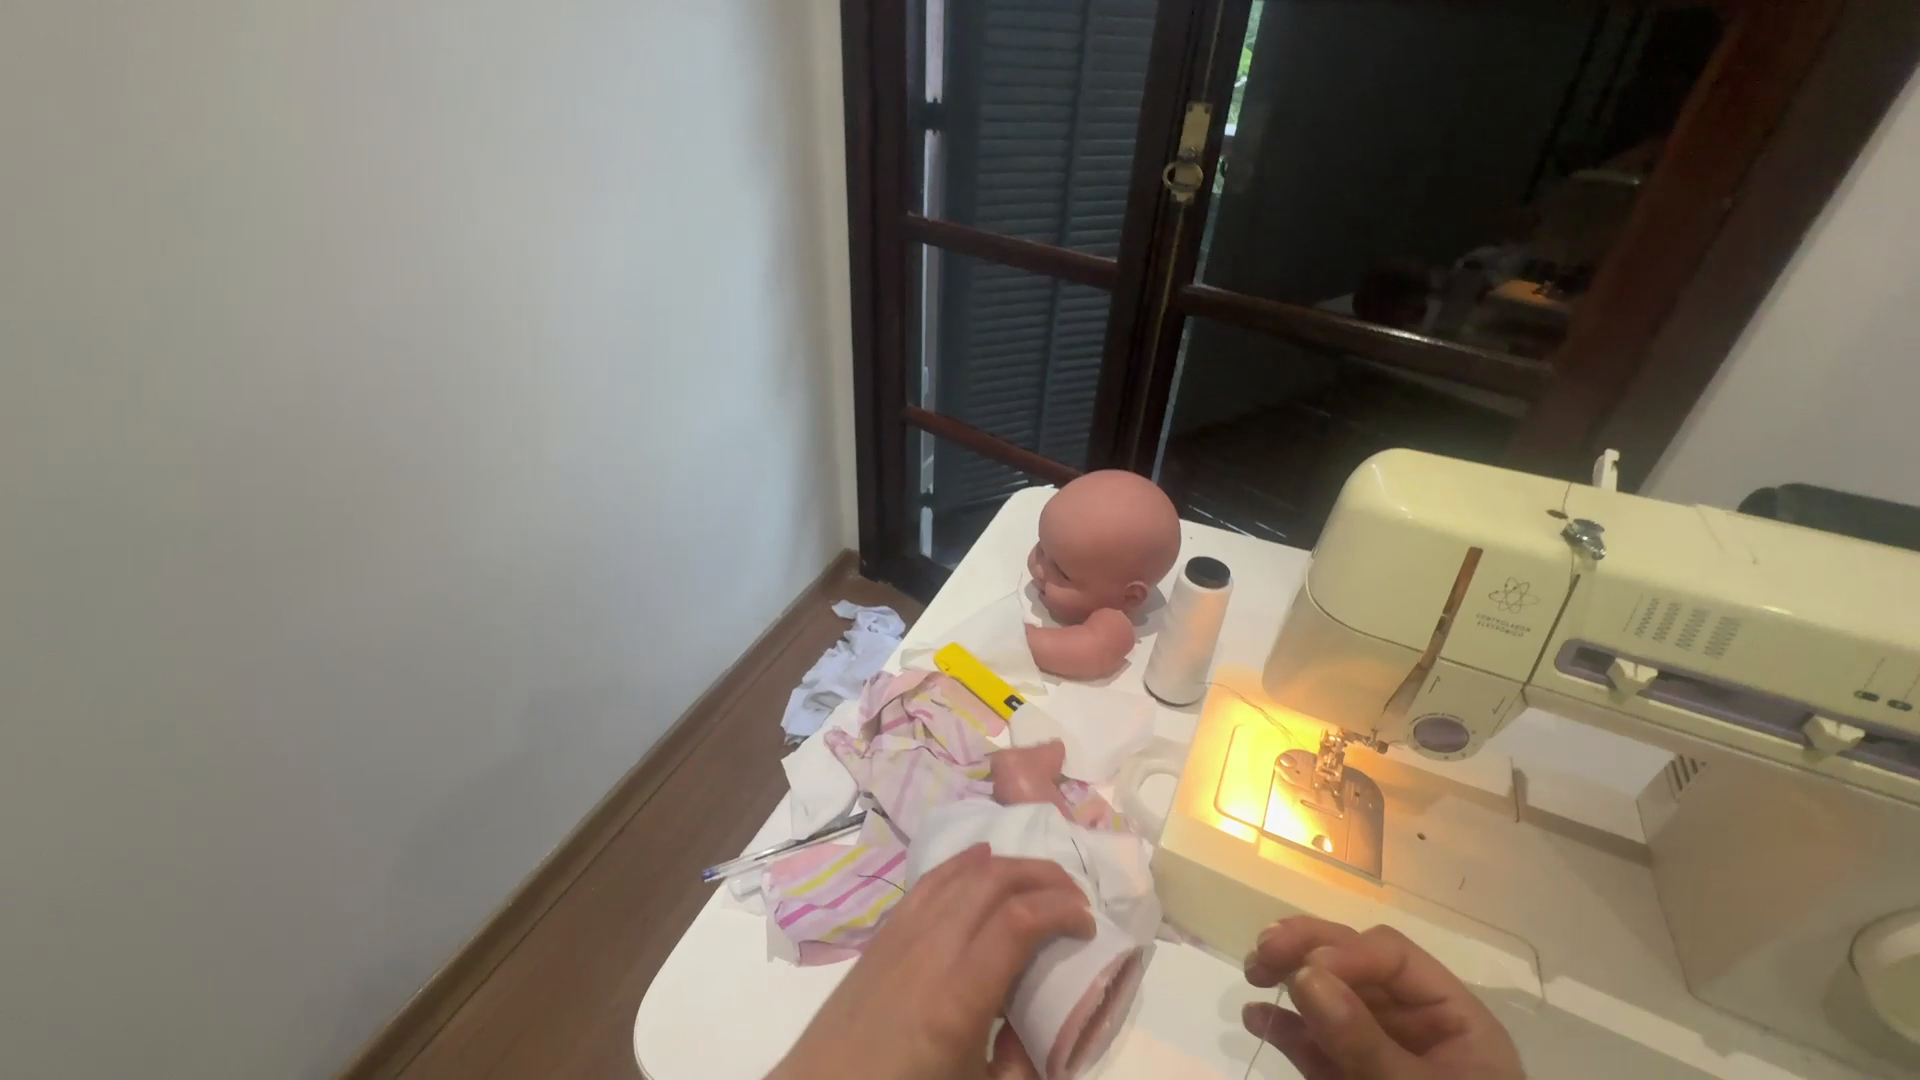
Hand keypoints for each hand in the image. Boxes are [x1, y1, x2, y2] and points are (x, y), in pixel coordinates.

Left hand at [770, 844, 1094, 1079]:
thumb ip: (1024, 1065)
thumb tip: (1047, 1033)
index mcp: (958, 995)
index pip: (1019, 921)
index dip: (1062, 911)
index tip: (1088, 925)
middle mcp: (932, 947)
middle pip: (995, 881)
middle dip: (1044, 877)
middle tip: (1075, 898)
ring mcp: (904, 932)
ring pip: (965, 873)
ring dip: (1010, 867)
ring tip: (1041, 882)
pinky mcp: (886, 930)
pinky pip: (932, 880)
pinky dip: (964, 863)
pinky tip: (982, 858)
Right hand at [1242, 916, 1525, 1079]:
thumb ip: (1363, 1041)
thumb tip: (1306, 972)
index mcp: (1453, 1021)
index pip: (1391, 956)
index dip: (1345, 951)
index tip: (1303, 970)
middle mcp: (1413, 1025)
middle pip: (1353, 962)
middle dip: (1305, 949)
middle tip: (1262, 952)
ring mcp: (1376, 1050)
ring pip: (1327, 992)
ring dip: (1286, 975)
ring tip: (1253, 973)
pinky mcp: (1345, 1078)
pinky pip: (1311, 1039)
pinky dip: (1281, 1024)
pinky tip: (1256, 1019)